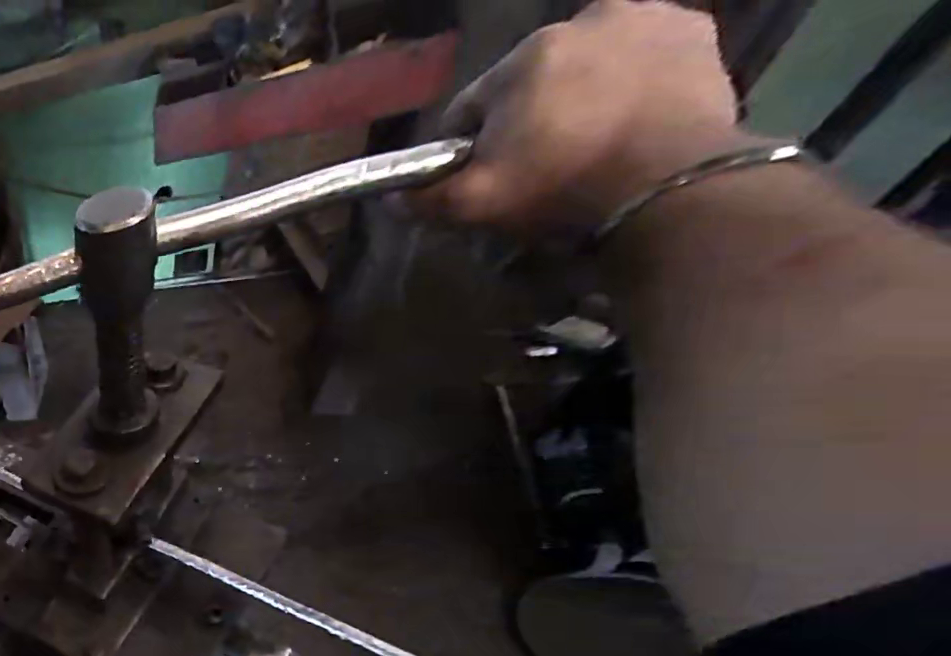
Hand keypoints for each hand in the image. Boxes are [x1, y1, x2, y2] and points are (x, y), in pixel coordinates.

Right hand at [407, 0, 767, 233]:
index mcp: (525, 57)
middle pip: (529, 83)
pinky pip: (637, 58)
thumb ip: (424, 199)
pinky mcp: (695, 31)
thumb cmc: (558, 187)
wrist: (666, 184)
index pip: (469, 108)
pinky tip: (624, 120)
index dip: (467, 147)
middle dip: (525, 117)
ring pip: (583, 67)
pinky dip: (626, 84)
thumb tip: (392, 197)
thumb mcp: (473, 205)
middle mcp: (585, 19)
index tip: (483, 175)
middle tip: (537, 164)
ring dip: (575, 96)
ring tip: (583, 143)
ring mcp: (647, 18)